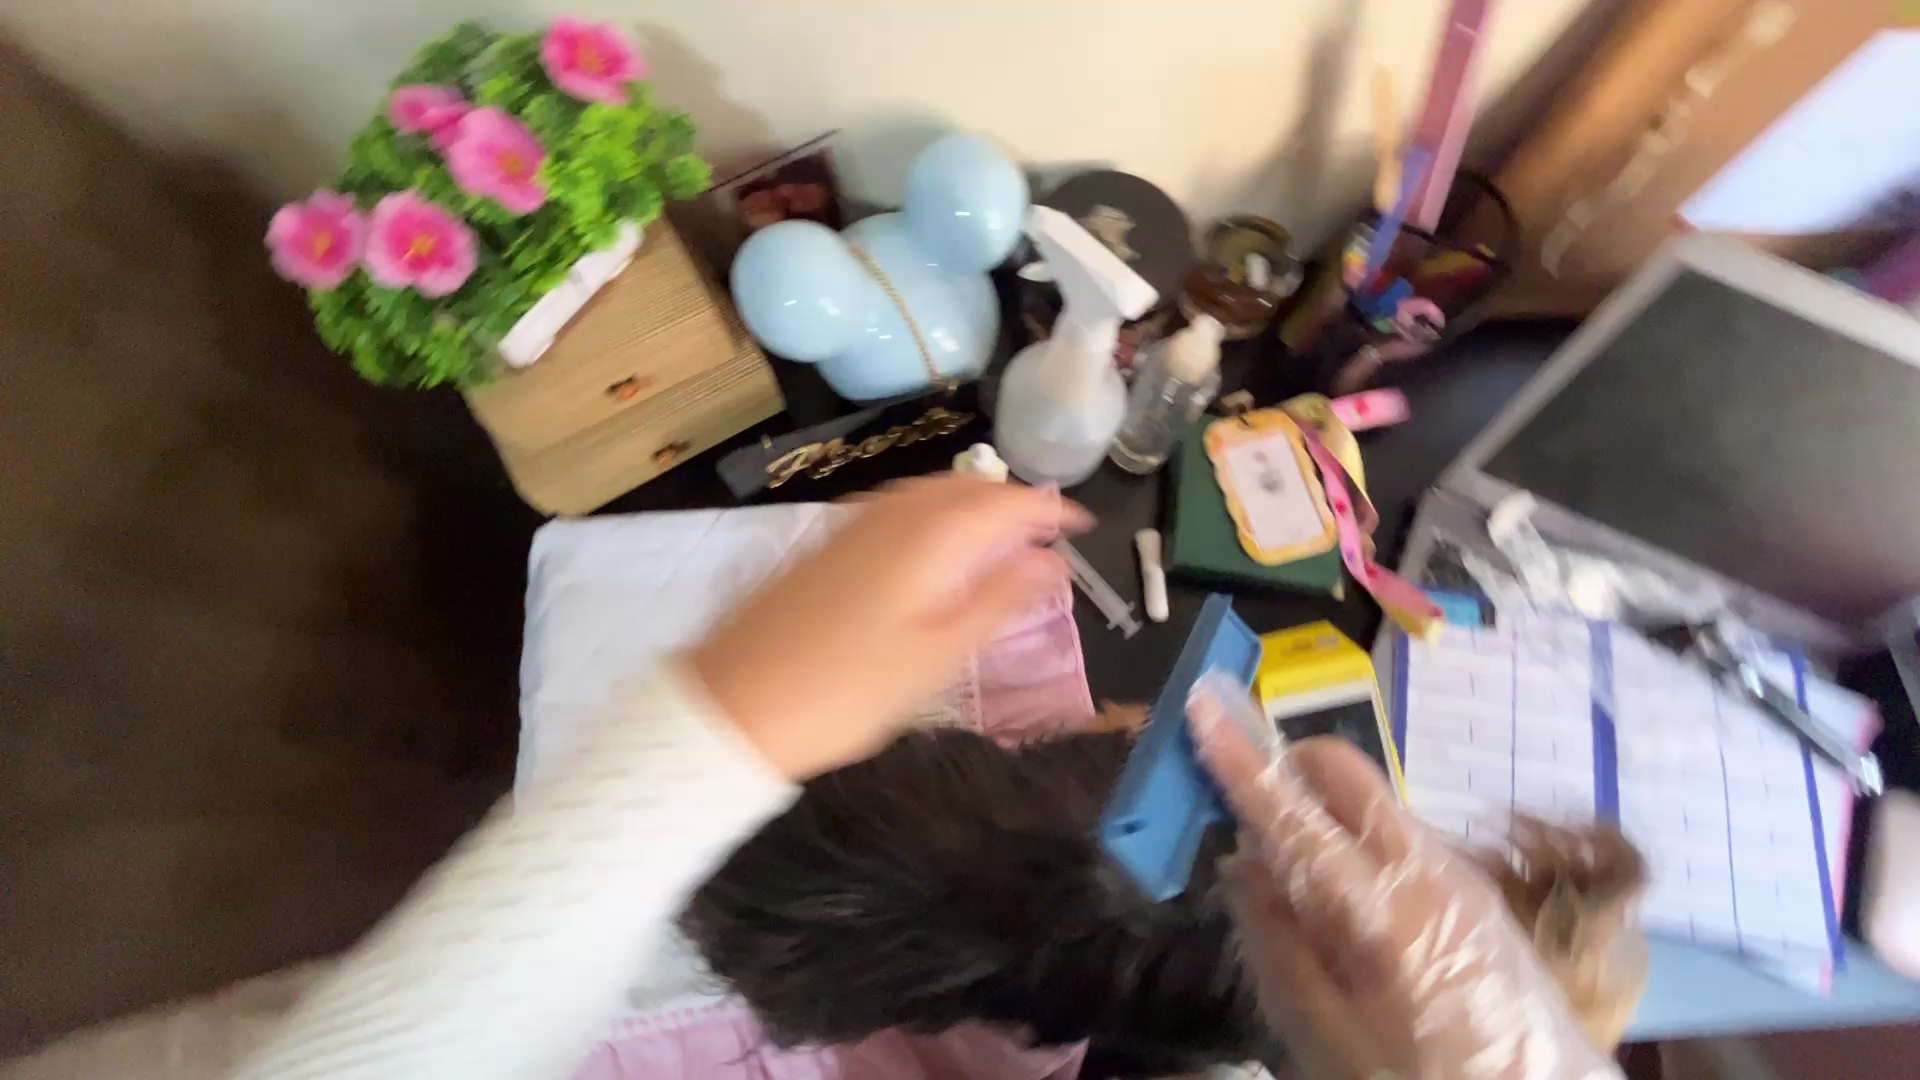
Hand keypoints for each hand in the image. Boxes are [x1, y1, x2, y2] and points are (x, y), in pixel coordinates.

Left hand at [688, 475, 1089, 779]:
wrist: (735, 703)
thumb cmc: (848, 690)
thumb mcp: (936, 656)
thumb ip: (998, 600)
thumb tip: (1051, 563)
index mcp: (927, 538)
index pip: (1003, 503)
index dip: (1048, 510)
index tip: (1079, 525)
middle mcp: (890, 515)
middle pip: (964, 487)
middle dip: (1010, 501)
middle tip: (1043, 530)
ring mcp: (852, 525)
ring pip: (927, 492)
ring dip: (970, 502)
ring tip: (998, 533)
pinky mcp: (827, 543)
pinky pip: (894, 507)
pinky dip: (931, 512)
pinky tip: (931, 544)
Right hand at [1187, 694, 1619, 1079]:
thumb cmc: (1416, 1076)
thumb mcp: (1319, 1029)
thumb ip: (1272, 933)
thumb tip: (1244, 859)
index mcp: (1379, 911)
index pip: (1290, 812)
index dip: (1237, 756)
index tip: (1202, 703)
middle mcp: (1422, 866)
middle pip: (1337, 766)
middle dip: (1283, 763)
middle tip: (1251, 807)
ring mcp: (1453, 866)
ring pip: (1363, 794)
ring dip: (1315, 804)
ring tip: (1300, 874)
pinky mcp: (1468, 877)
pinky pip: (1389, 825)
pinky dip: (1348, 832)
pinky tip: (1348, 898)